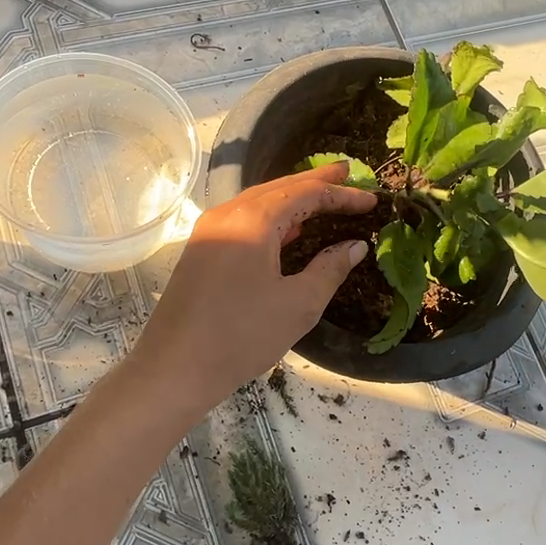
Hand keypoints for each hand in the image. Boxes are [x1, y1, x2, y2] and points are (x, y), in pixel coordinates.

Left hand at [130, 161, 375, 412]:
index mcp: (252, 220)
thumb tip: (354, 246)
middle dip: (315, 182)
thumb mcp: (298, 305)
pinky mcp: (201, 252)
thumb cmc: (241, 336)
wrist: (174, 368)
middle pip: (279, 188)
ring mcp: (209, 232)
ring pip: (258, 203)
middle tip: (347, 175)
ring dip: (293, 199)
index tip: (371, 199)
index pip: (305, 193)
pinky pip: (243, 221)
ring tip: (323, 198)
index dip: (341, 194)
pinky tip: (288, 230)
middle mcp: (227, 215)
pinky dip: (272, 218)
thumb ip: (329, 269)